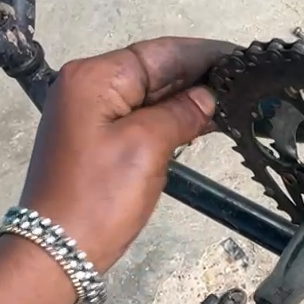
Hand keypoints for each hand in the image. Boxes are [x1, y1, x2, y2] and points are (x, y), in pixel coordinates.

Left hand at [19, 37, 236, 271]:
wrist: (59, 250)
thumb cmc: (97, 199)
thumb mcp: (146, 148)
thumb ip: (180, 114)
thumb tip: (209, 97)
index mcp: (94, 78)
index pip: (159, 53)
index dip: (203, 54)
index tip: (241, 58)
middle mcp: (88, 88)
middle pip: (153, 71)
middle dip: (197, 76)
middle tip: (245, 81)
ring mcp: (90, 117)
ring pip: (148, 97)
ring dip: (187, 99)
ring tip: (232, 101)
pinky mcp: (97, 143)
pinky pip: (140, 120)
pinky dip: (170, 121)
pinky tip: (201, 123)